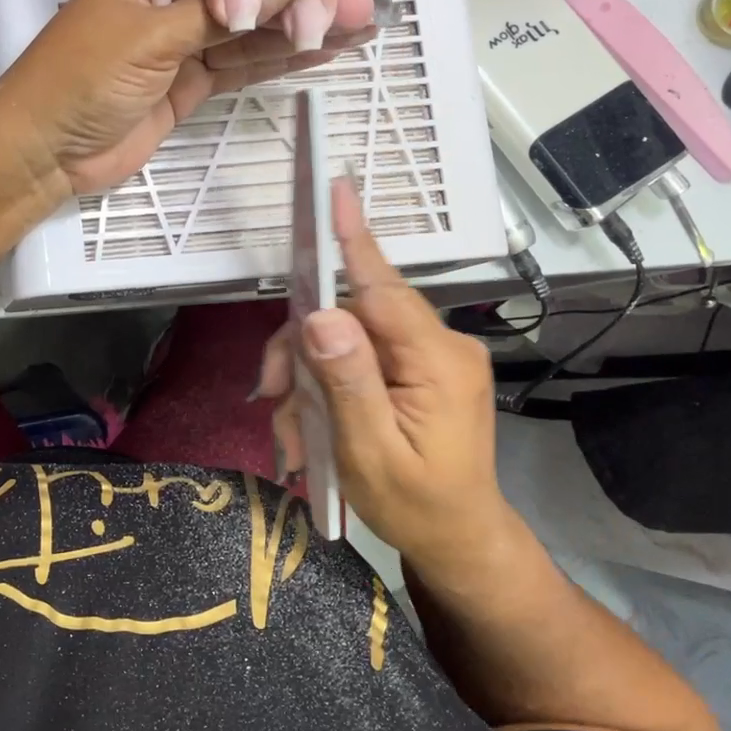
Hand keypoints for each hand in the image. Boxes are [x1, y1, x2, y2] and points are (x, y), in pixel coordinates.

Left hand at [0, 0, 376, 194]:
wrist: (41, 151)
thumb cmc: (80, 78)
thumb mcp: (150, 35)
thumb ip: (222, 9)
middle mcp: (171, 0)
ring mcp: (180, 46)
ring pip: (249, 32)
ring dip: (300, 29)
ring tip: (361, 23)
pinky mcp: (186, 87)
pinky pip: (239, 68)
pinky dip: (276, 61)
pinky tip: (320, 51)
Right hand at [257, 178, 511, 568]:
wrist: (458, 540)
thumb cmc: (416, 505)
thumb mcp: (370, 451)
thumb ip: (349, 382)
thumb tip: (323, 315)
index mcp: (436, 361)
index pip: (384, 288)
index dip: (353, 240)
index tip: (335, 190)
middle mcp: (437, 346)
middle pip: (346, 316)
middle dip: (300, 355)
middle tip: (273, 399)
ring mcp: (426, 357)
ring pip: (339, 339)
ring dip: (304, 381)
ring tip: (293, 435)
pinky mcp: (413, 371)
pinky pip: (352, 360)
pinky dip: (320, 391)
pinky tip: (309, 432)